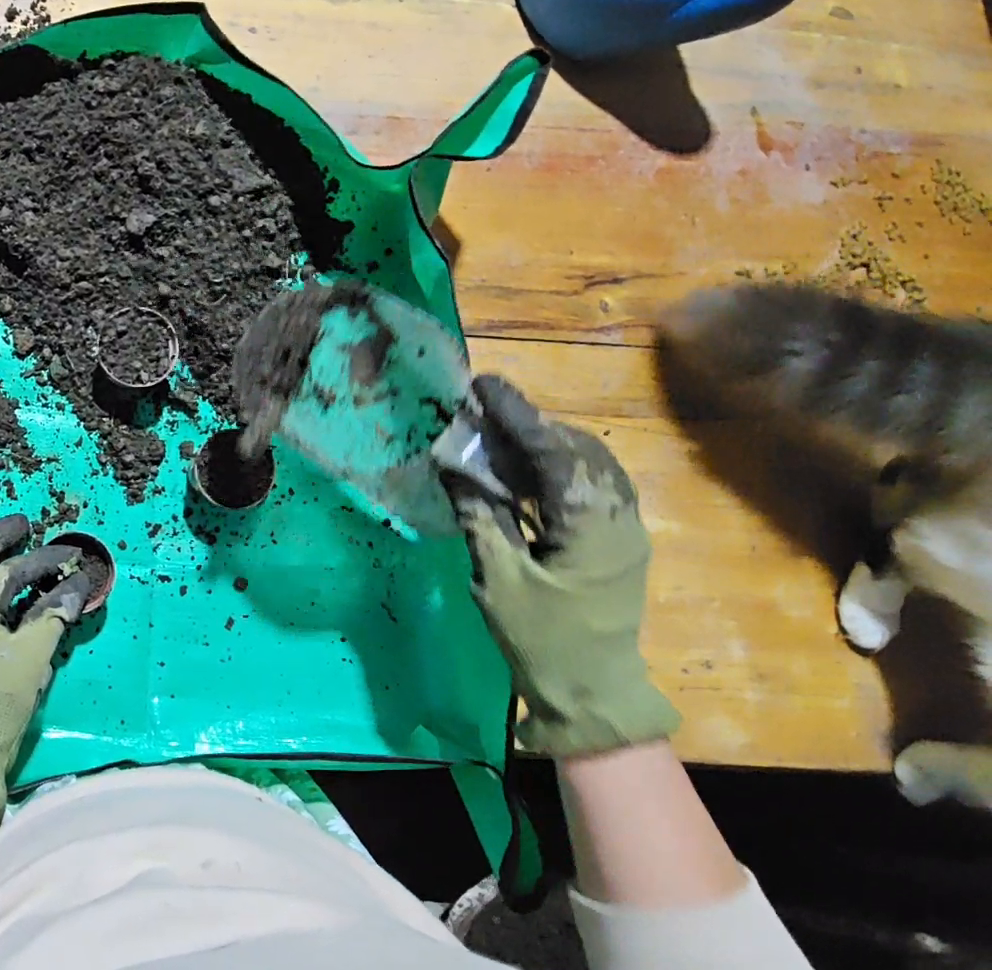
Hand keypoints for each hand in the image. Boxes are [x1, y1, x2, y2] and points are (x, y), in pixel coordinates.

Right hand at [439, 374, 678, 756]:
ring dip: (539, 444)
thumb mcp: (499, 578)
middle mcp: (620, 515)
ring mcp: (625, 527)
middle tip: (479, 412)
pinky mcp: (617, 540)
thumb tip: (452, 466)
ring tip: (493, 436)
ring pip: (585, 464)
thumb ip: (479, 515)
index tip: (483, 386)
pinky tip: (518, 472)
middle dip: (527, 425)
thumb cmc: (541, 638)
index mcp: (593, 523)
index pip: (553, 450)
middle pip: (575, 448)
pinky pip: (588, 486)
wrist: (592, 691)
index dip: (515, 415)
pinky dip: (551, 469)